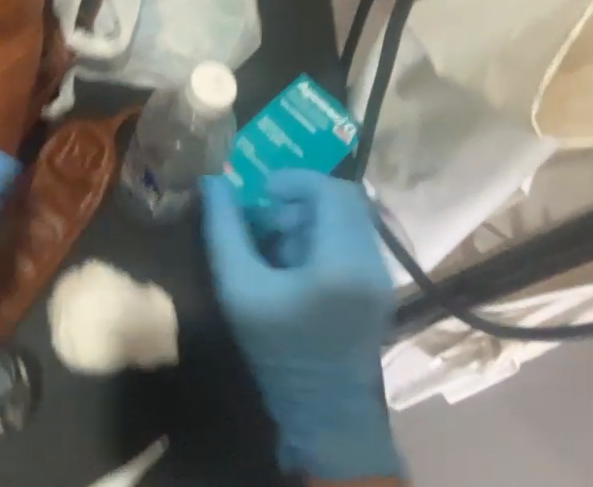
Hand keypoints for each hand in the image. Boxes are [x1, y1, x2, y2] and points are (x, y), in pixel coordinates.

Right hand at [202, 171, 402, 482]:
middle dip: (299, 201)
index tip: (260, 192)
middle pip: (343, 201)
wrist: (323, 412)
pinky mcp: (379, 289)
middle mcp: (372, 261)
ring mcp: (381, 277)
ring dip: (309, 220)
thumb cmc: (276, 348)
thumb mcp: (237, 285)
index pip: (331, 190)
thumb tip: (211, 180)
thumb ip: (223, 228)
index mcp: (342, 260)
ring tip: (275, 247)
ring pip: (348, 220)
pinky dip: (322, 239)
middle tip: (264, 221)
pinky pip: (353, 241)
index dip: (294, 180)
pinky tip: (293, 266)